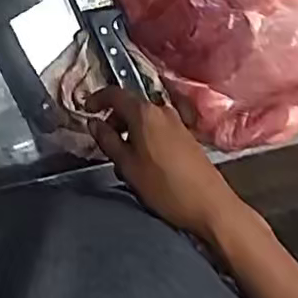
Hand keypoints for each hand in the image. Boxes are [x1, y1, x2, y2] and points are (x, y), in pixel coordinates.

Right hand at [88, 87, 248, 243]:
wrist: (210, 204)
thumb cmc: (164, 186)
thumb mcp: (128, 166)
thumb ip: (108, 141)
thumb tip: (94, 122)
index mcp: (144, 112)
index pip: (115, 93)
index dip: (98, 98)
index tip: (86, 109)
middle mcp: (161, 109)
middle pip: (131, 103)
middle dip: (114, 116)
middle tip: (103, 136)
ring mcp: (176, 120)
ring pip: (144, 115)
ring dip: (130, 126)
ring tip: (122, 151)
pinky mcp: (186, 133)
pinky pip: (157, 124)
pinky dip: (145, 132)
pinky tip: (144, 156)